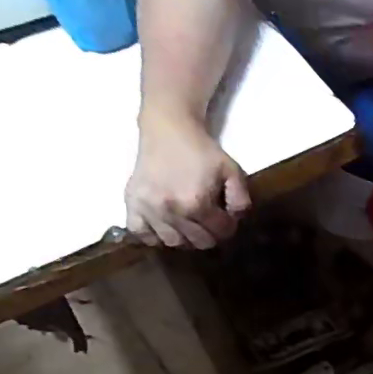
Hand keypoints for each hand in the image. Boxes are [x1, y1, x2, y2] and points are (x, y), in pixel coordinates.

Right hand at [125, 114, 251, 248]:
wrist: (168, 130)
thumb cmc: (203, 152)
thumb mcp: (233, 172)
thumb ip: (241, 200)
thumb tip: (235, 220)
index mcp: (196, 203)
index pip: (221, 232)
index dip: (229, 225)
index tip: (226, 216)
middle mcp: (170, 210)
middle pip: (199, 242)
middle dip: (211, 233)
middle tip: (209, 219)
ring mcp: (148, 208)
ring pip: (173, 242)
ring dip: (185, 236)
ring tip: (189, 222)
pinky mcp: (131, 202)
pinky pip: (141, 234)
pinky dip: (154, 235)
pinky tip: (165, 225)